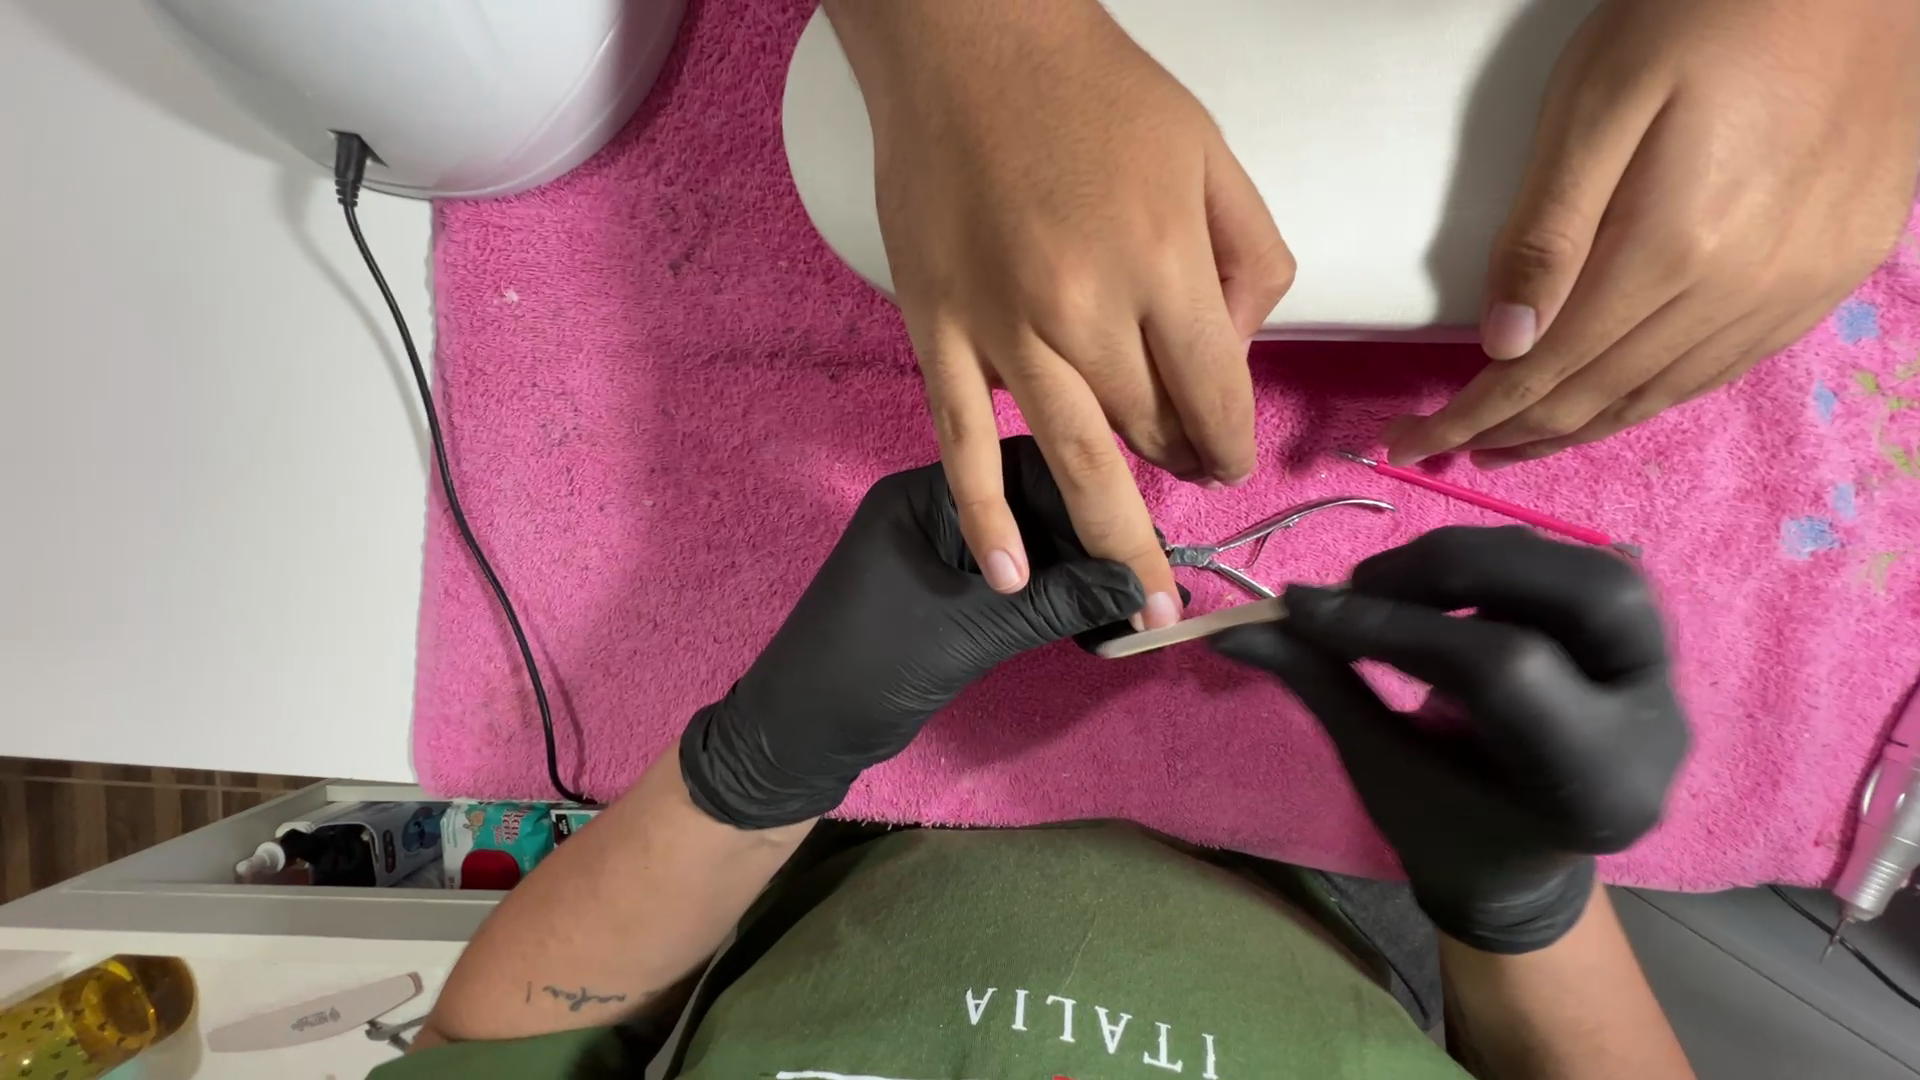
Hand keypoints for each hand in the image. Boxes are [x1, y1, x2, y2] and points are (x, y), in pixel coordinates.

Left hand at [679, 436, 1144, 828]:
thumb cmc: (871, 666)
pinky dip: (1052, 602)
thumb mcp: (968, 631)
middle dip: (1089, 547)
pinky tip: (1093, 620)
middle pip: (1031, 511)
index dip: (1087, 504)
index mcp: (925, 496)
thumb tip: (1138, 585)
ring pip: (1028, 551)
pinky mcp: (951, 595)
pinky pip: (1014, 585)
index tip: (1145, 542)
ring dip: (1077, 579)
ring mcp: (943, 555)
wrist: (802, 733)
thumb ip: (1054, 602)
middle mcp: (937, 512)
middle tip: (1149, 581)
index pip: (1023, 474)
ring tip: (1134, 605)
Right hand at [824, 0, 1293, 625]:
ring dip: (1115, 532)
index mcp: (1160, 261)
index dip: (1230, 441)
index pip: (1215, 394)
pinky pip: (964, 445)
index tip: (1227, 457)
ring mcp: (1004, 334)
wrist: (966, 47)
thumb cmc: (1094, 93)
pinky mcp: (941, 339)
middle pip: (1149, 432)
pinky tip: (1010, 575)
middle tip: (1186, 475)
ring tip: (1140, 594)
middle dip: (1179, 465)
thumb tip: (1233, 350)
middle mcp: (1084, 312)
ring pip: (1074, 459)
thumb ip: (1249, 258)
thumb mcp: (1210, 153)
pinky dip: (986, 516)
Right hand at [1215, 527, 1688, 952]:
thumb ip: (1316, 684)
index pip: (1500, 669)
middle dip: (1460, 567)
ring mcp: (1661, 678)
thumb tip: (1236, 629)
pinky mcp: (1637, 645)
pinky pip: (1573, 569)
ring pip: (1592, 567)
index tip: (1299, 610)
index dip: (1389, 623)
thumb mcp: (1374, 764)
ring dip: (1475, 557)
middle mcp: (1655, 722)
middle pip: (1593, 594)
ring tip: (1391, 584)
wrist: (1515, 858)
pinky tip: (1432, 591)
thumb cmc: (1443, 826)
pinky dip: (1491, 563)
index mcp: (1592, 783)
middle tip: (1365, 582)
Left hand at [1388, 0, 1919, 466]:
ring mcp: (1796, 286)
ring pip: (1649, 401)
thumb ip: (1544, 238)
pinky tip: (1597, 409)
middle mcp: (1740, 289)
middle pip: (1587, 401)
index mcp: (1669, 253)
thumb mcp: (1591, 115)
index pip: (1535, 376)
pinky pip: (1713, 373)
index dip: (1463, 420)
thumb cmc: (1701, 21)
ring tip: (1503, 445)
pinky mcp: (1830, 272)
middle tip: (1440, 447)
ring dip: (1564, 433)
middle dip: (1501, 434)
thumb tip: (1502, 344)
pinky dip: (1637, 404)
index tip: (1406, 444)